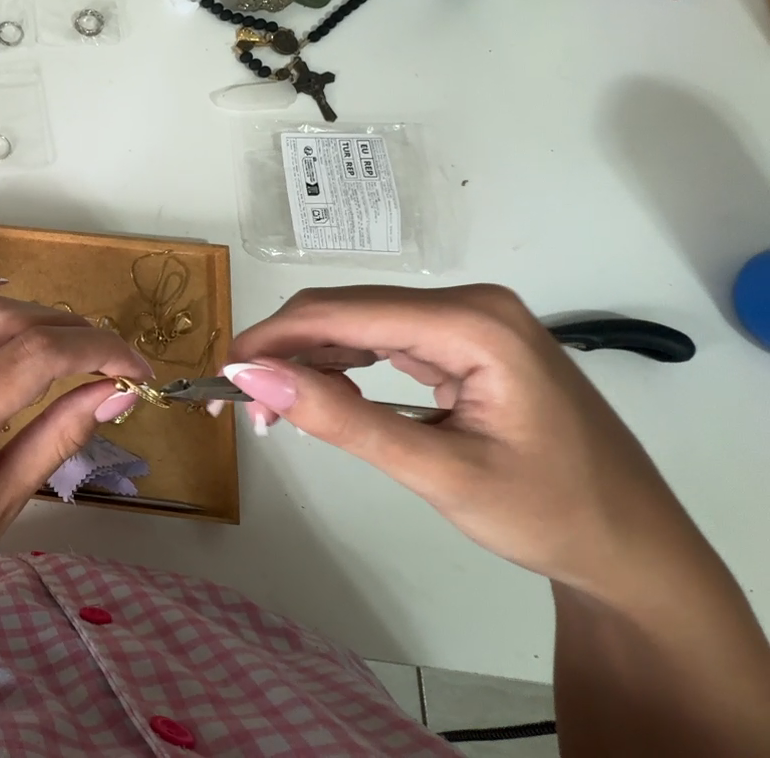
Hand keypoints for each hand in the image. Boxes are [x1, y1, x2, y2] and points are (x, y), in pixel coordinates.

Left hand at [0, 275, 149, 652]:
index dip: (97, 349)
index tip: (136, 368)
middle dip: (67, 328)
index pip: (36, 357)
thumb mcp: (1, 505)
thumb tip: (116, 392)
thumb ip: (58, 437)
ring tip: (64, 332)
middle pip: (3, 323)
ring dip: (21, 310)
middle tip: (107, 354)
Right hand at [224, 284, 707, 601]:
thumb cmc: (550, 514)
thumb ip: (340, 419)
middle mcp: (468, 304)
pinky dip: (335, 367)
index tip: (221, 378)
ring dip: (304, 361)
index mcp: (472, 324)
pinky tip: (321, 399)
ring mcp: (467, 320)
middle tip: (245, 408)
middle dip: (282, 353)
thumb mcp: (437, 472)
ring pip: (350, 323)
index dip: (269, 340)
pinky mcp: (462, 341)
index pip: (338, 313)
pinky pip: (376, 339)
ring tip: (273, 411)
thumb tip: (250, 375)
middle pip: (339, 311)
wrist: (634, 549)